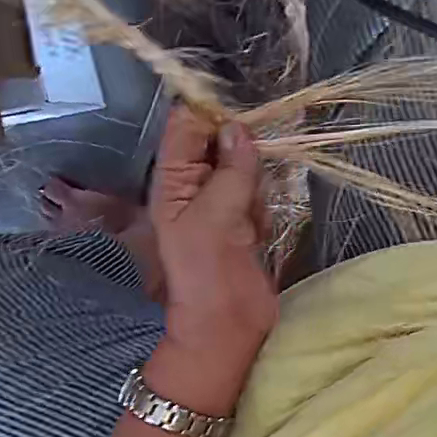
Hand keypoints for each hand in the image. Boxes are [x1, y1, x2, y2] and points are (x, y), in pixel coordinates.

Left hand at [144, 109, 276, 412]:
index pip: (186, 125)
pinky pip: (260, 193)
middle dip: (242, 156)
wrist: (226, 324)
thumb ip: (231, 171)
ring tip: (248, 221)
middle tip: (247, 185)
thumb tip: (241, 129)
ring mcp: (221, 202)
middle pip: (220, 141)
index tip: (244, 115)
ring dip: (255, 187)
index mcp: (172, 179)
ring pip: (246, 166)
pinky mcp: (244, 218)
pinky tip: (256, 235)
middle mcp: (194, 184)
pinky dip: (263, 209)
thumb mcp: (214, 216)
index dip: (212, 112)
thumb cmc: (207, 271)